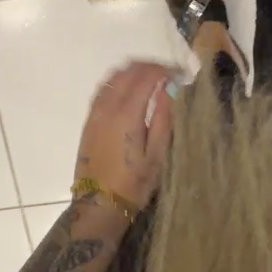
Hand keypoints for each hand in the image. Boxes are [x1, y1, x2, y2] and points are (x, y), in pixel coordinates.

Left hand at [75, 62, 176, 209]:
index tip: (181, 74)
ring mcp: (96, 111)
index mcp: (127, 114)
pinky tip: (130, 89)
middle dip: (151, 66)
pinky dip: (119, 80)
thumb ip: (163, 118)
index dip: (166, 70)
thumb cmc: (133, 184)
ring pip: (114, 76)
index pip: (147, 76)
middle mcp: (108, 106)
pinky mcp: (89, 119)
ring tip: (152, 79)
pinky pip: (104, 87)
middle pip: (129, 70)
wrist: (98, 205)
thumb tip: (170, 88)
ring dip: (134, 70)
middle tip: (170, 74)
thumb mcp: (157, 155)